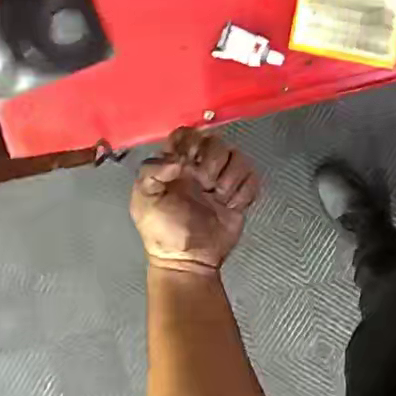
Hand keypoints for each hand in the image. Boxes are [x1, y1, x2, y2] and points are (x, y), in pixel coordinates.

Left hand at [130, 127, 261, 274]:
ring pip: (238, 157)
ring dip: (229, 178)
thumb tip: (178, 159)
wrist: (189, 260)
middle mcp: (199, 167)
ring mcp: (221, 180)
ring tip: (218, 197)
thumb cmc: (163, 232)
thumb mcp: (143, 200)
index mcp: (174, 164)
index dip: (191, 141)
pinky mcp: (240, 194)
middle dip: (212, 162)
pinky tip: (231, 204)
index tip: (187, 160)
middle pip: (216, 142)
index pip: (187, 134)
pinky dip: (244, 191)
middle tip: (203, 184)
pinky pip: (252, 178)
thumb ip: (152, 170)